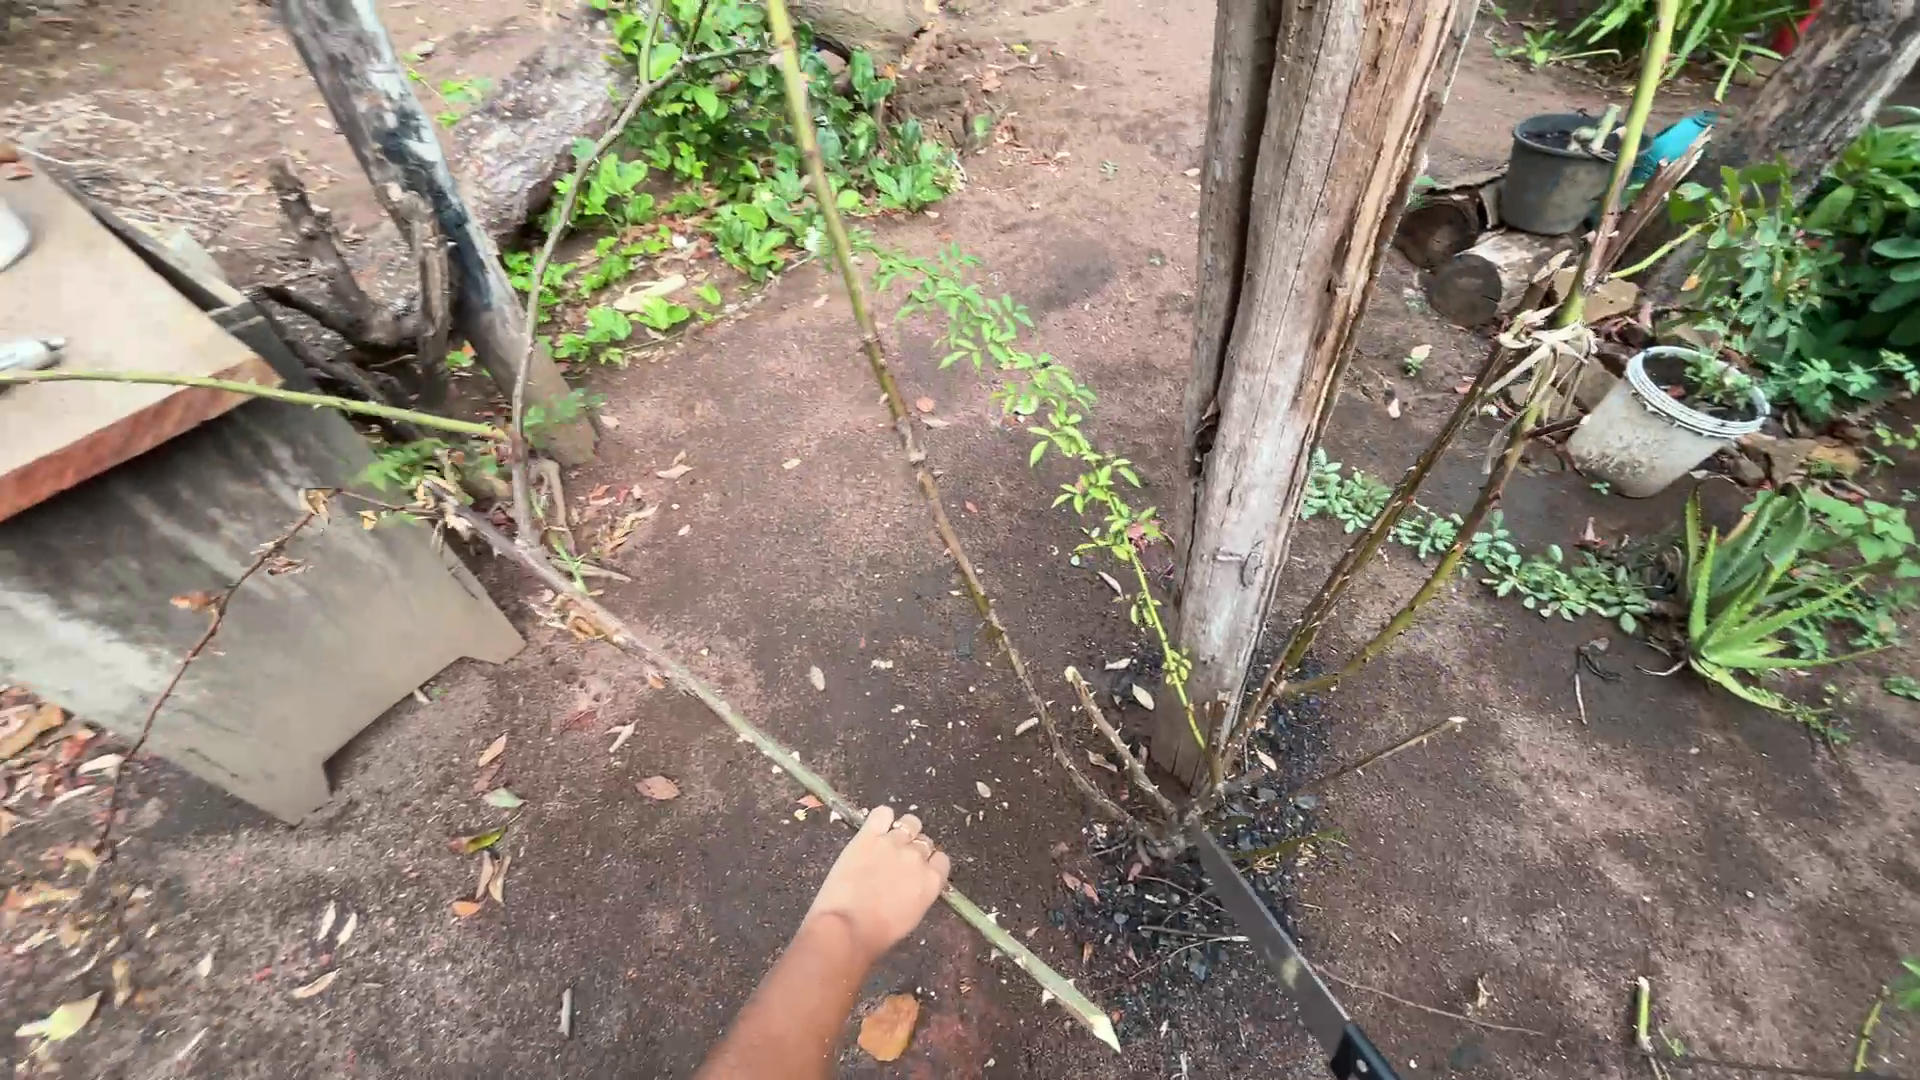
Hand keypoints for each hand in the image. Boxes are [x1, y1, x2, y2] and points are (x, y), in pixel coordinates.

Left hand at [802, 805, 949, 962]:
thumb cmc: (877, 934)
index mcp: (931, 881)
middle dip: (915, 849)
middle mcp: (917, 857)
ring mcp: (894, 842)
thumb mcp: (911, 916)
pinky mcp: (869, 835)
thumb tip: (914, 882)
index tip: (918, 870)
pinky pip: (882, 812)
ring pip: (909, 822)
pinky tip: (875, 827)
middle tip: (898, 862)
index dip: (930, 863)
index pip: (941, 860)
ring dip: (903, 830)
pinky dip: (882, 817)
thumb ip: (919, 892)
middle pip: (924, 841)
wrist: (846, 928)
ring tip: (888, 842)